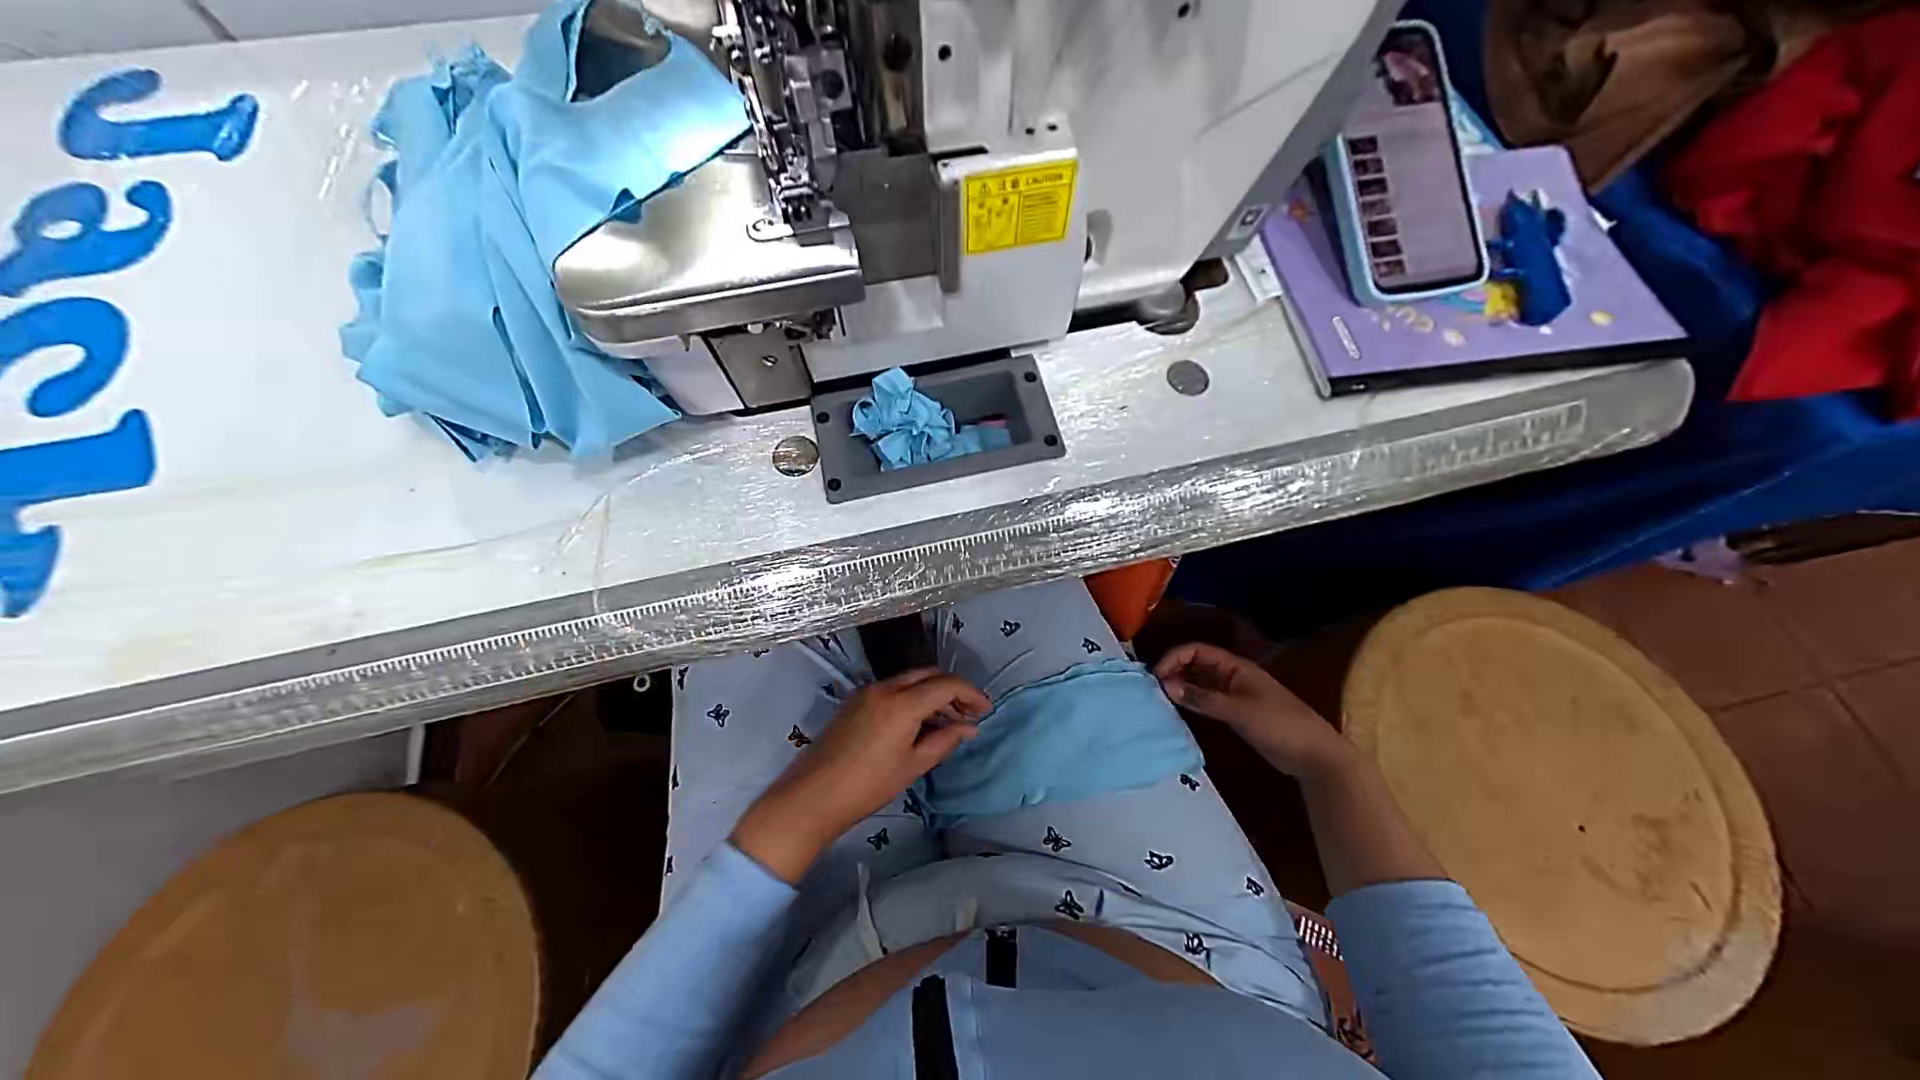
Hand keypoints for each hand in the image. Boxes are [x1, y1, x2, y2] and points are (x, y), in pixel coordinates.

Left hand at [732, 668, 988, 883]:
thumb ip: (945, 740)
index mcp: (902, 703)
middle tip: (969, 714)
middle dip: (952, 690)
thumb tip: (968, 727)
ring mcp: (866, 692)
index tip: (986, 710)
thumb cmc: (868, 785)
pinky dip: (912, 697)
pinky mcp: (855, 702)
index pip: (946, 684)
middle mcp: (884, 688)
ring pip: (910, 680)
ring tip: (948, 720)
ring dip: (932, 693)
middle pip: (928, 675)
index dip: (971, 694)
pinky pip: (893, 689)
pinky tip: (919, 721)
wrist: (813, 795)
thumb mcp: (913, 765)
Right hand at [1153, 642, 1356, 779]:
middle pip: (1196, 664)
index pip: (1197, 650)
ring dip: (1180, 686)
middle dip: (1174, 670)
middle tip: (1152, 687)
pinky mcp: (1235, 713)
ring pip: (1199, 682)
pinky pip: (1206, 700)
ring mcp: (1234, 694)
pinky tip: (1178, 711)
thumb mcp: (1238, 711)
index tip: (1156, 675)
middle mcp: (1232, 676)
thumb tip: (1166, 686)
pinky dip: (1191, 701)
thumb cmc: (1279, 725)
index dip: (1175, 657)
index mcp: (1236, 667)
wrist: (1313, 755)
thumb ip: (1202, 698)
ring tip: (1159, 698)